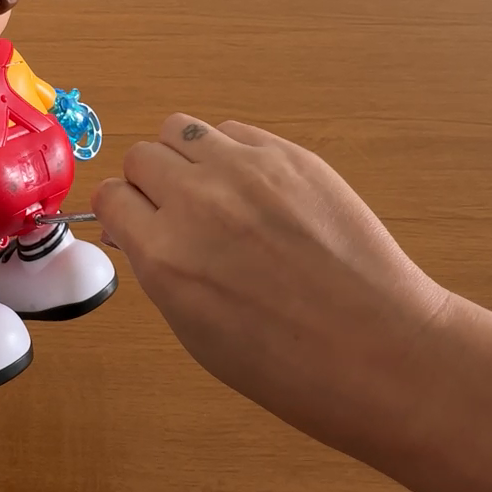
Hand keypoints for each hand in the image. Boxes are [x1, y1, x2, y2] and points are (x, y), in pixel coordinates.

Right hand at [92, 114, 455, 466]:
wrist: (381, 350)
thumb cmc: (289, 364)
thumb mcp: (196, 331)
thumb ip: (158, 266)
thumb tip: (136, 227)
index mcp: (165, 256)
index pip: (110, 197)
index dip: (119, 209)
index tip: (131, 217)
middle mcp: (196, 202)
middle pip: (141, 156)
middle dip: (148, 181)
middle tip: (172, 205)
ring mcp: (244, 171)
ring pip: (178, 128)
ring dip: (183, 156)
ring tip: (209, 186)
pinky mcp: (287, 154)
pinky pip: (232, 131)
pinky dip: (229, 152)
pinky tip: (253, 187)